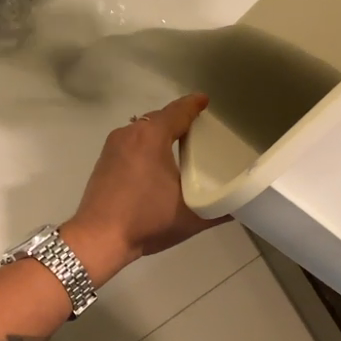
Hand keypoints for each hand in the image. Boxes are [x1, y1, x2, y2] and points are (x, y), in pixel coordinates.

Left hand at [62, 94, 229, 283]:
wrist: (99, 238)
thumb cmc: (147, 220)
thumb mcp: (193, 216)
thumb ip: (222, 209)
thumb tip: (241, 206)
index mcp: (151, 136)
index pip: (177, 111)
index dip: (193, 105)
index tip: (205, 101)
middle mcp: (129, 134)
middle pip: (157, 119)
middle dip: (177, 120)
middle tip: (199, 129)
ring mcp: (112, 147)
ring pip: (141, 131)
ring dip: (159, 134)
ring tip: (179, 145)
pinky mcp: (103, 162)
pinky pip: (130, 144)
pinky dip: (145, 147)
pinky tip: (155, 163)